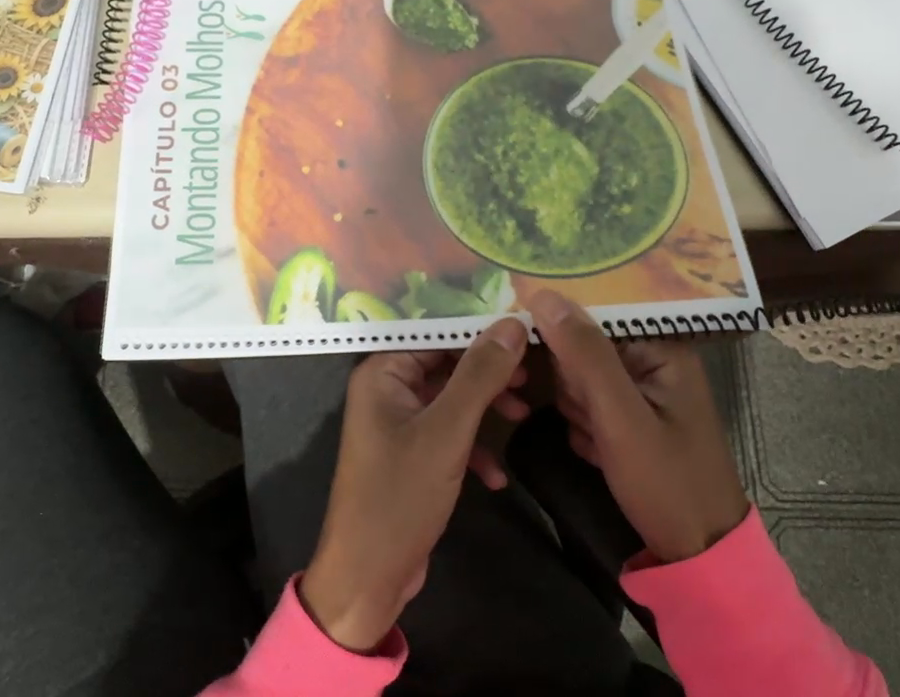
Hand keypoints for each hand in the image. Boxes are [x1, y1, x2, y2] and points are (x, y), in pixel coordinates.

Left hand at [300, 319, 531, 651]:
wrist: (368, 575)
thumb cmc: (401, 494)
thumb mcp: (448, 432)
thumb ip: (479, 376)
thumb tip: (512, 323)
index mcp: (383, 372)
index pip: (437, 334)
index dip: (481, 334)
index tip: (527, 338)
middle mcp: (386, 391)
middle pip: (446, 365)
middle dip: (488, 375)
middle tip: (531, 381)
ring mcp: (396, 425)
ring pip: (451, 402)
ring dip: (485, 410)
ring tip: (522, 420)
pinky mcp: (409, 457)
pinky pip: (447, 436)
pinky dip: (473, 450)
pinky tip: (496, 477)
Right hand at [529, 289, 748, 563]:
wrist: (695, 553)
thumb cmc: (666, 481)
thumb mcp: (621, 417)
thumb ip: (584, 355)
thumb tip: (543, 295)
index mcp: (662, 345)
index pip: (594, 313)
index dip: (563, 336)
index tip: (549, 364)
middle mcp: (652, 358)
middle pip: (581, 345)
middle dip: (573, 384)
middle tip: (593, 419)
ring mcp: (640, 389)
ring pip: (577, 377)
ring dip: (577, 409)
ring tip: (601, 441)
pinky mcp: (629, 417)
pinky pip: (584, 404)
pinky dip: (584, 427)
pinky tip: (601, 451)